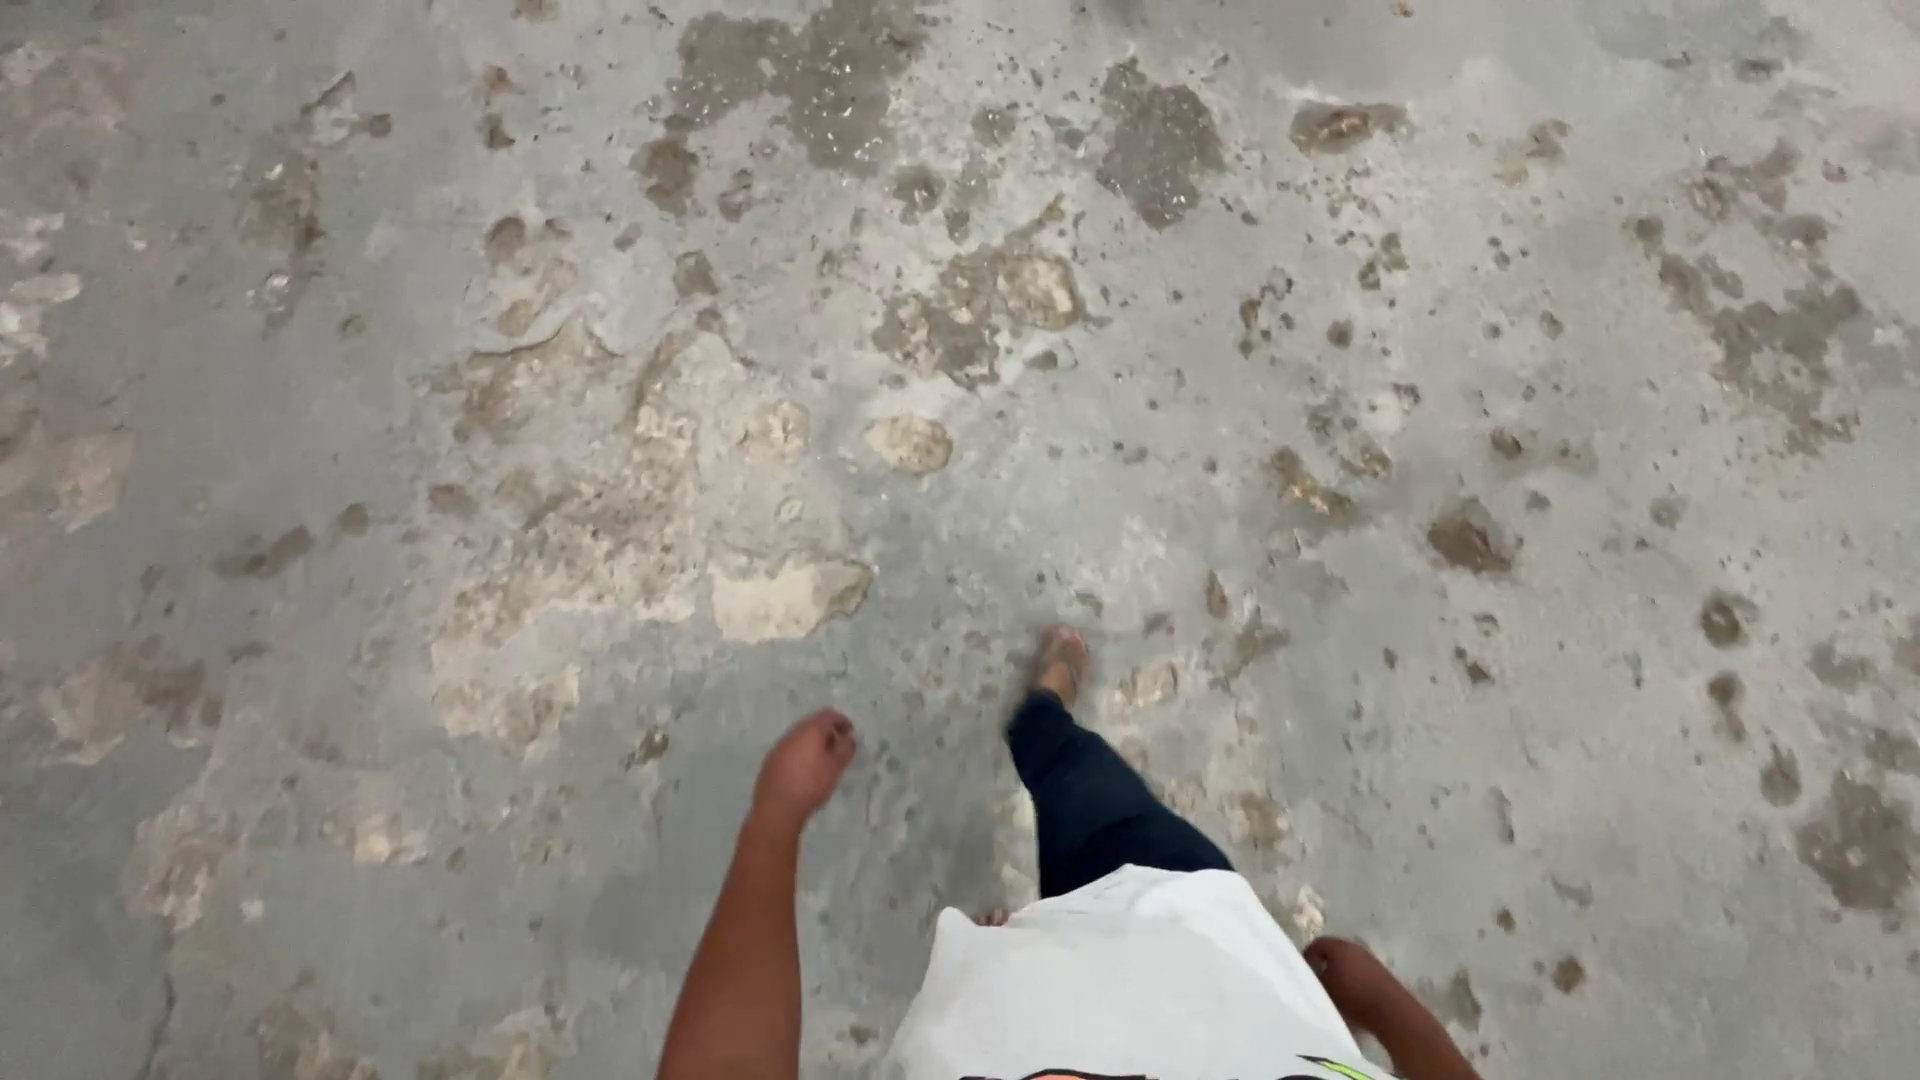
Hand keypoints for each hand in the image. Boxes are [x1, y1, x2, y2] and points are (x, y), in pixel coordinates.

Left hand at [751, 709, 856, 827]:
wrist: (777, 808)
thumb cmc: (811, 784)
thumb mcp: (836, 767)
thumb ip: (845, 748)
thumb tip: (848, 737)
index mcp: (810, 730)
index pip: (828, 715)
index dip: (842, 721)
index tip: (850, 734)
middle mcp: (793, 733)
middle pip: (813, 724)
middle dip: (827, 732)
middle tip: (838, 747)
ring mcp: (779, 746)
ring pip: (800, 737)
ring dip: (813, 743)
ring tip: (823, 760)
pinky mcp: (771, 760)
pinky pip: (790, 749)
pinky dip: (801, 753)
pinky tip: (804, 770)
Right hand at [1304, 937, 1411, 1032]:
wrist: (1393, 1012)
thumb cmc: (1353, 996)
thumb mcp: (1325, 988)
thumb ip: (1314, 977)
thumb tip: (1310, 973)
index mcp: (1338, 946)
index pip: (1317, 943)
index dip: (1308, 956)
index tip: (1304, 971)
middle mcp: (1355, 948)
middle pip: (1335, 952)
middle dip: (1325, 965)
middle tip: (1318, 981)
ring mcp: (1372, 961)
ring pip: (1350, 964)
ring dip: (1342, 974)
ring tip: (1336, 993)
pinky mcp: (1384, 975)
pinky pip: (1363, 974)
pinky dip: (1356, 983)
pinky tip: (1354, 999)